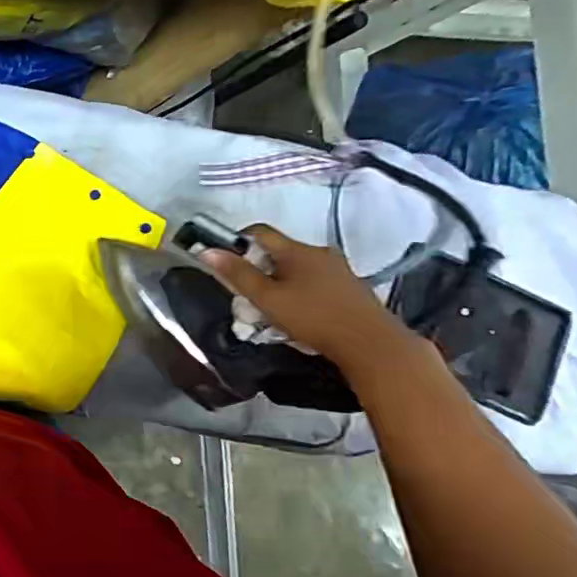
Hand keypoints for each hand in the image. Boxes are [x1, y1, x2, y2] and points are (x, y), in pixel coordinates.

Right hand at [197, 224, 420, 370]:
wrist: (371, 344)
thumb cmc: (313, 318)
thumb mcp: (267, 298)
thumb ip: (237, 274)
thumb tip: (206, 250)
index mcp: (298, 250)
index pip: (259, 232)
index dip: (236, 241)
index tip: (225, 263)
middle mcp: (319, 252)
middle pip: (277, 251)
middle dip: (257, 268)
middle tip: (246, 294)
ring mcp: (338, 269)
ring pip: (295, 268)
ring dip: (277, 282)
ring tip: (270, 308)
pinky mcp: (349, 286)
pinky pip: (313, 280)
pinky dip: (298, 290)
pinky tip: (296, 314)